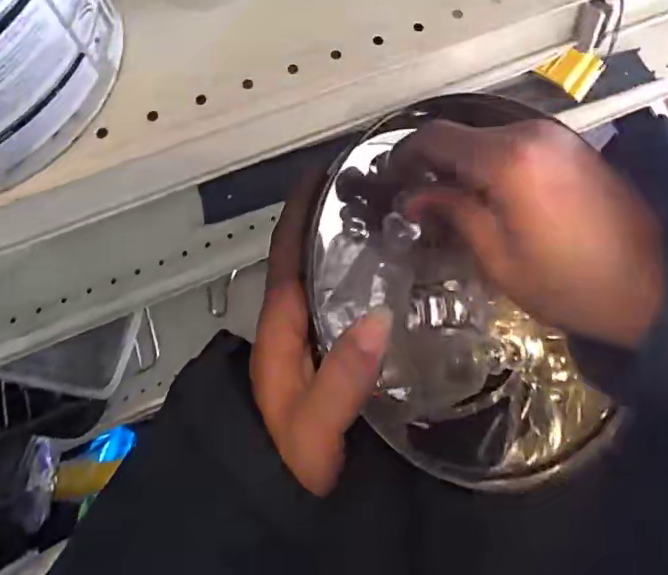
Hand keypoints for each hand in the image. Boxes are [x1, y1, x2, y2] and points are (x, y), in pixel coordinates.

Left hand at [250, 171, 393, 496]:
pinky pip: (340, 298)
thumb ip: (343, 376)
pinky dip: (358, 275)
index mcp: (279, 321)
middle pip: (304, 252)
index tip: (323, 170)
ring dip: (343, 242)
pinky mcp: (325, 350)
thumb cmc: (287, 458)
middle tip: (375, 188)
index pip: (285, 248)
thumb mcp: (314, 423)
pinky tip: (392, 276)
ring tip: (389, 217)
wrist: (274, 498)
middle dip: (328, 216)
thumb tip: (380, 314)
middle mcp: (290, 318)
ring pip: (322, 273)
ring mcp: (307, 334)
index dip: (298, 207)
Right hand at [388, 119, 664, 349]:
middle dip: (434, 164)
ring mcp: (553, 134)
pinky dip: (493, 162)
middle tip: (421, 201)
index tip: (392, 181)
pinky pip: (514, 143)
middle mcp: (528, 132)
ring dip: (464, 163)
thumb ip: (452, 214)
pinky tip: (495, 197)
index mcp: (506, 159)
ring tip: (457, 204)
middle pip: (460, 134)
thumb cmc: (577, 282)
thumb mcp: (500, 259)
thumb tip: (415, 196)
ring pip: (486, 137)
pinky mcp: (570, 144)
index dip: (404, 156)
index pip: (434, 137)